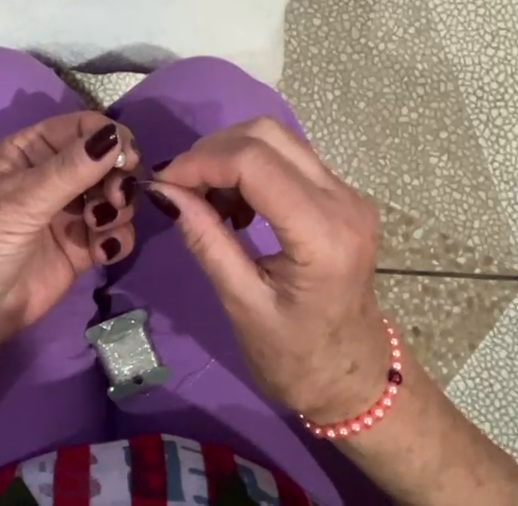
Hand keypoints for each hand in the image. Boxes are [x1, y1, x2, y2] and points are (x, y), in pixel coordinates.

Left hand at [0, 113, 140, 349]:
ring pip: (113, 196)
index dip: (108, 137)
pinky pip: (113, 232)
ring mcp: (67, 212)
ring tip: (99, 227)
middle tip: (115, 199)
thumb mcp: (23, 198)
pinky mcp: (80, 247)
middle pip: (104, 161)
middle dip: (116, 177)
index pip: (80, 128)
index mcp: (30, 150)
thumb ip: (71, 169)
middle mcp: (52, 175)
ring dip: (117, 209)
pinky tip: (102, 252)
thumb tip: (116, 135)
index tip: (128, 157)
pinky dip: (116, 239)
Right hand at [145, 118, 390, 423]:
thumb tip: (162, 190)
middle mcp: (343, 200)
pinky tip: (232, 202)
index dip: (200, 161)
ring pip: (275, 137)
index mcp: (323, 234)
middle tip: (179, 187)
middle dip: (211, 151)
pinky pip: (286, 155)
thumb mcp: (241, 303)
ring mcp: (347, 194)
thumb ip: (205, 239)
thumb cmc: (297, 357)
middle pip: (265, 134)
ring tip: (203, 196)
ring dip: (228, 154)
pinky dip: (247, 164)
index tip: (163, 183)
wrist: (355, 382)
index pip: (253, 161)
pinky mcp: (341, 195)